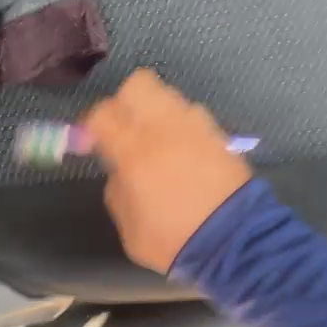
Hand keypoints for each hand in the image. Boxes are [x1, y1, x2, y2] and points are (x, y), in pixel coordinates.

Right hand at [82, 69, 253, 272]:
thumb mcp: (130, 228)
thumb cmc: (175, 239)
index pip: (103, 113)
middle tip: (125, 129)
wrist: (235, 241)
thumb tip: (120, 172)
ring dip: (157, 113)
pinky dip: (183, 128)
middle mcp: (165, 128)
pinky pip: (194, 117)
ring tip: (158, 141)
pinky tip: (184, 153)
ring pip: (169, 96)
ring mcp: (196, 128)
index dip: (90, 124)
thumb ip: (118, 191)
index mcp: (135, 151)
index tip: (90, 142)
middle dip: (126, 102)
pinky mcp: (220, 136)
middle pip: (138, 84)